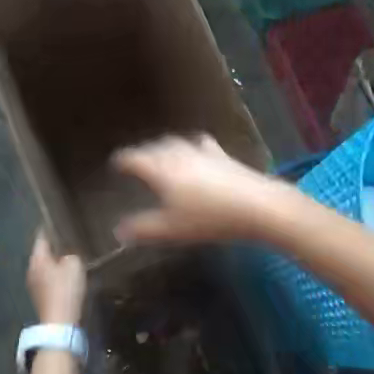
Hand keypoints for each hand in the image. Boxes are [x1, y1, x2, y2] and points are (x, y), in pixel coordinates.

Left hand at [27, 232, 85, 324]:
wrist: (59, 322)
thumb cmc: (66, 289)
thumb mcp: (74, 265)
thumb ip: (71, 253)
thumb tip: (67, 252)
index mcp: (37, 258)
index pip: (41, 236)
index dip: (50, 227)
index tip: (59, 221)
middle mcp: (31, 268)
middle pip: (42, 252)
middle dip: (53, 245)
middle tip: (68, 238)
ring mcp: (33, 283)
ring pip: (44, 265)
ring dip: (55, 261)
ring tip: (69, 255)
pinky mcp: (40, 295)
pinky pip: (47, 278)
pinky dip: (55, 273)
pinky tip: (66, 274)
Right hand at [111, 135, 291, 243]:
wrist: (258, 205)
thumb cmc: (209, 218)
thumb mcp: (172, 229)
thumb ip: (143, 229)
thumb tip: (119, 230)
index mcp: (160, 168)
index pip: (134, 158)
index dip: (123, 161)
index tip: (116, 163)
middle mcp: (179, 153)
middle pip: (155, 147)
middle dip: (144, 153)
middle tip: (137, 162)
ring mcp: (204, 152)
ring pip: (177, 143)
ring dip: (165, 148)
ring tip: (162, 156)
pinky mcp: (225, 156)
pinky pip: (201, 146)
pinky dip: (191, 148)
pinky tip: (199, 154)